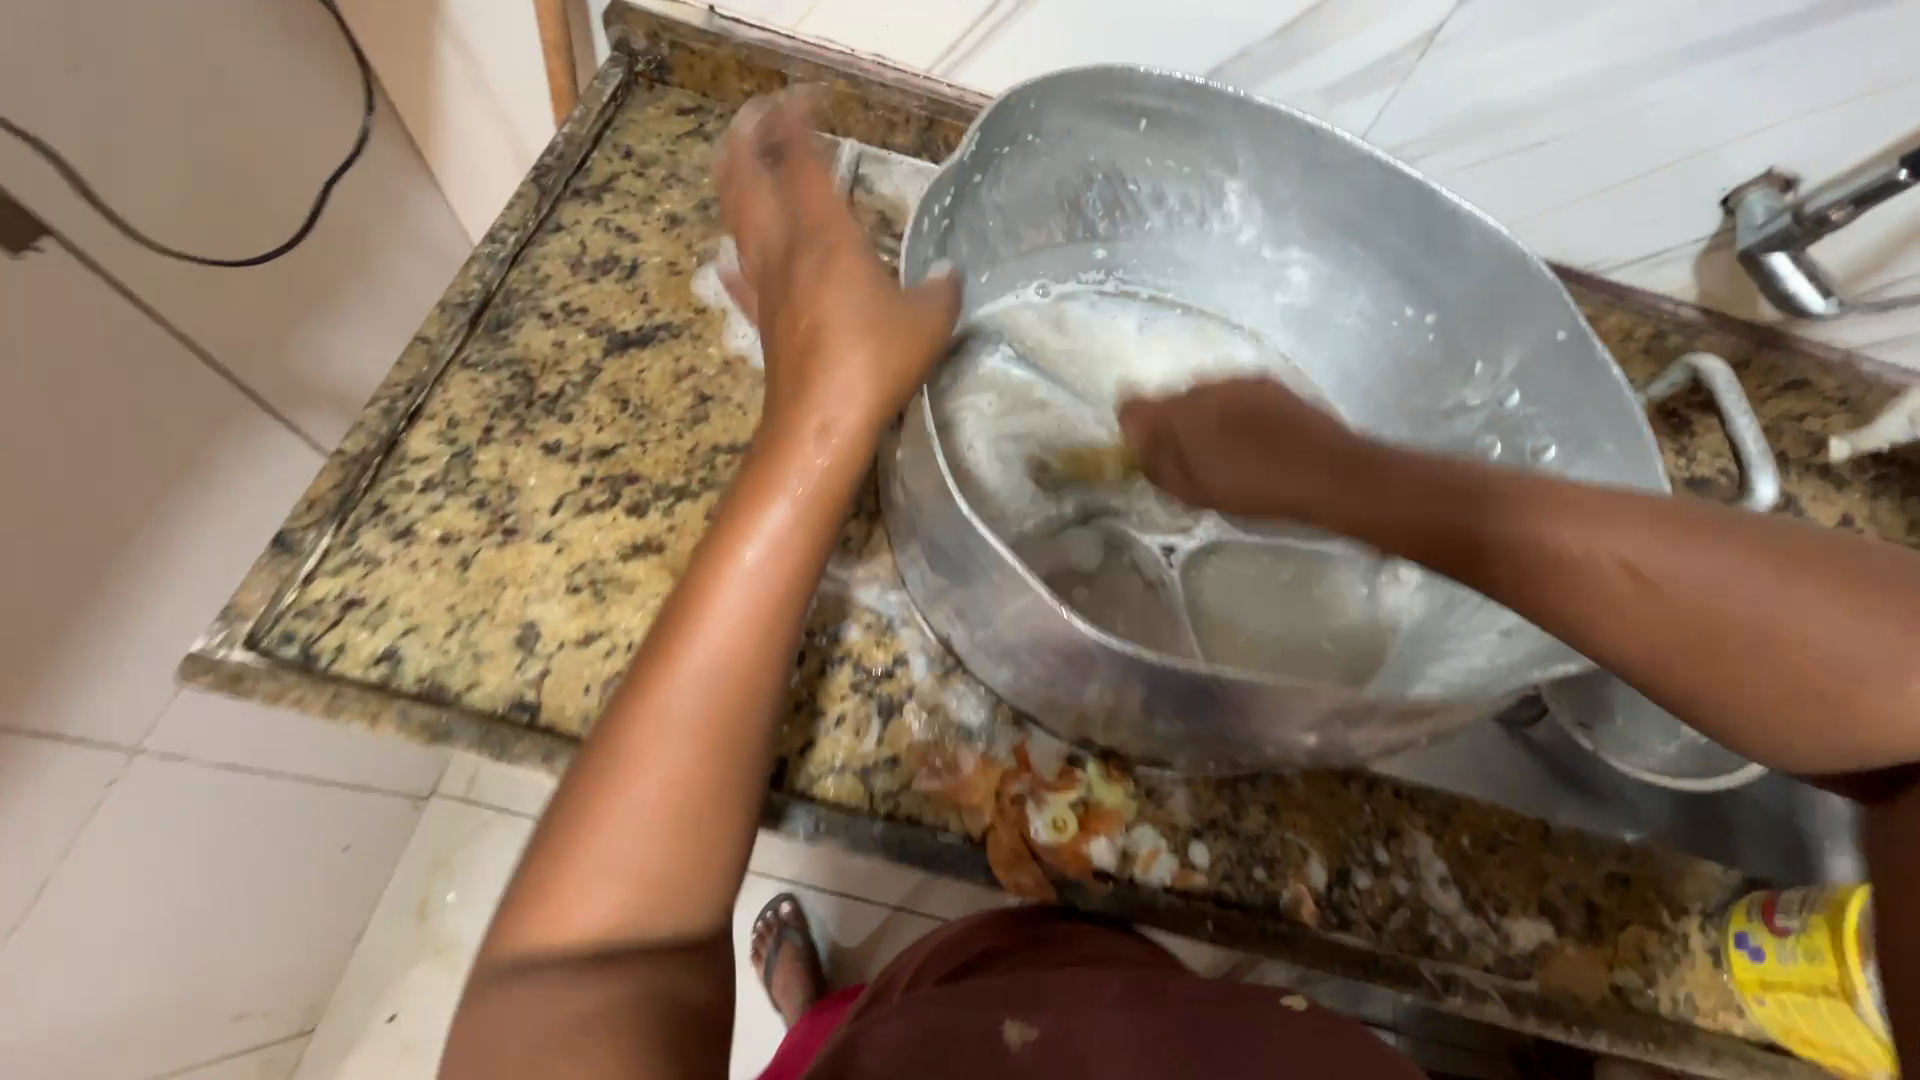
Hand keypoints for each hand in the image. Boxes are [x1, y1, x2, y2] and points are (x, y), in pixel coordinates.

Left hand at [715, 90, 960, 447]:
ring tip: (739, 165)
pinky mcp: (761, 320)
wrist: (822, 420)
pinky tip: (732, 257)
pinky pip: (741, 279)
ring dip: (734, 184)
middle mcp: (786, 249)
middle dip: (747, 139)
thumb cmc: (875, 360)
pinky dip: (736, 259)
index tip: (806, 100)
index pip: (800, 159)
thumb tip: (950, 273)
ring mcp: (766, 285)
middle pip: (748, 178)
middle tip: (757, 117)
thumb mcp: (928, 322)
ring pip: (736, 221)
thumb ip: (941, 289)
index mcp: (826, 234)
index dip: (797, 122)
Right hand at [1117, 377, 1375, 520]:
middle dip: (1173, 425)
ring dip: (1206, 418)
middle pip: (1169, 400)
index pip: (1130, 405)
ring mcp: (1237, 380)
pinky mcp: (1267, 381)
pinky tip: (1256, 438)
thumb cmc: (1254, 490)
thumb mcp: (1194, 492)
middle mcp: (1201, 387)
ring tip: (1230, 450)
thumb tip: (1138, 447)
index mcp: (1177, 415)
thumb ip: (1157, 465)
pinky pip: (1233, 394)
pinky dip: (1234, 412)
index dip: (1133, 427)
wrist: (1329, 472)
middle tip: (1193, 459)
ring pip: (1203, 396)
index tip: (1146, 450)